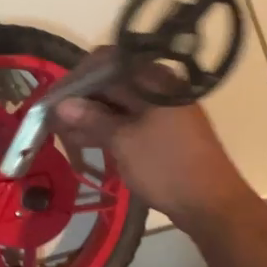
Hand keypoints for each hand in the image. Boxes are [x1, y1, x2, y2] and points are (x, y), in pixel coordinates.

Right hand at [49, 48, 255, 230]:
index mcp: (153, 79)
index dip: (77, 78)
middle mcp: (158, 86)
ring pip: (118, 103)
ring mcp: (162, 108)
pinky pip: (129, 119)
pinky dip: (106, 127)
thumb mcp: (123, 142)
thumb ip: (91, 119)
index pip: (106, 61)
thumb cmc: (167, 167)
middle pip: (111, 81)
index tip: (54, 99)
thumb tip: (60, 105)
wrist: (212, 205)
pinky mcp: (163, 129)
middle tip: (53, 120)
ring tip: (63, 134)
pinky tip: (84, 141)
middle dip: (80, 99)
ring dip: (90, 115)